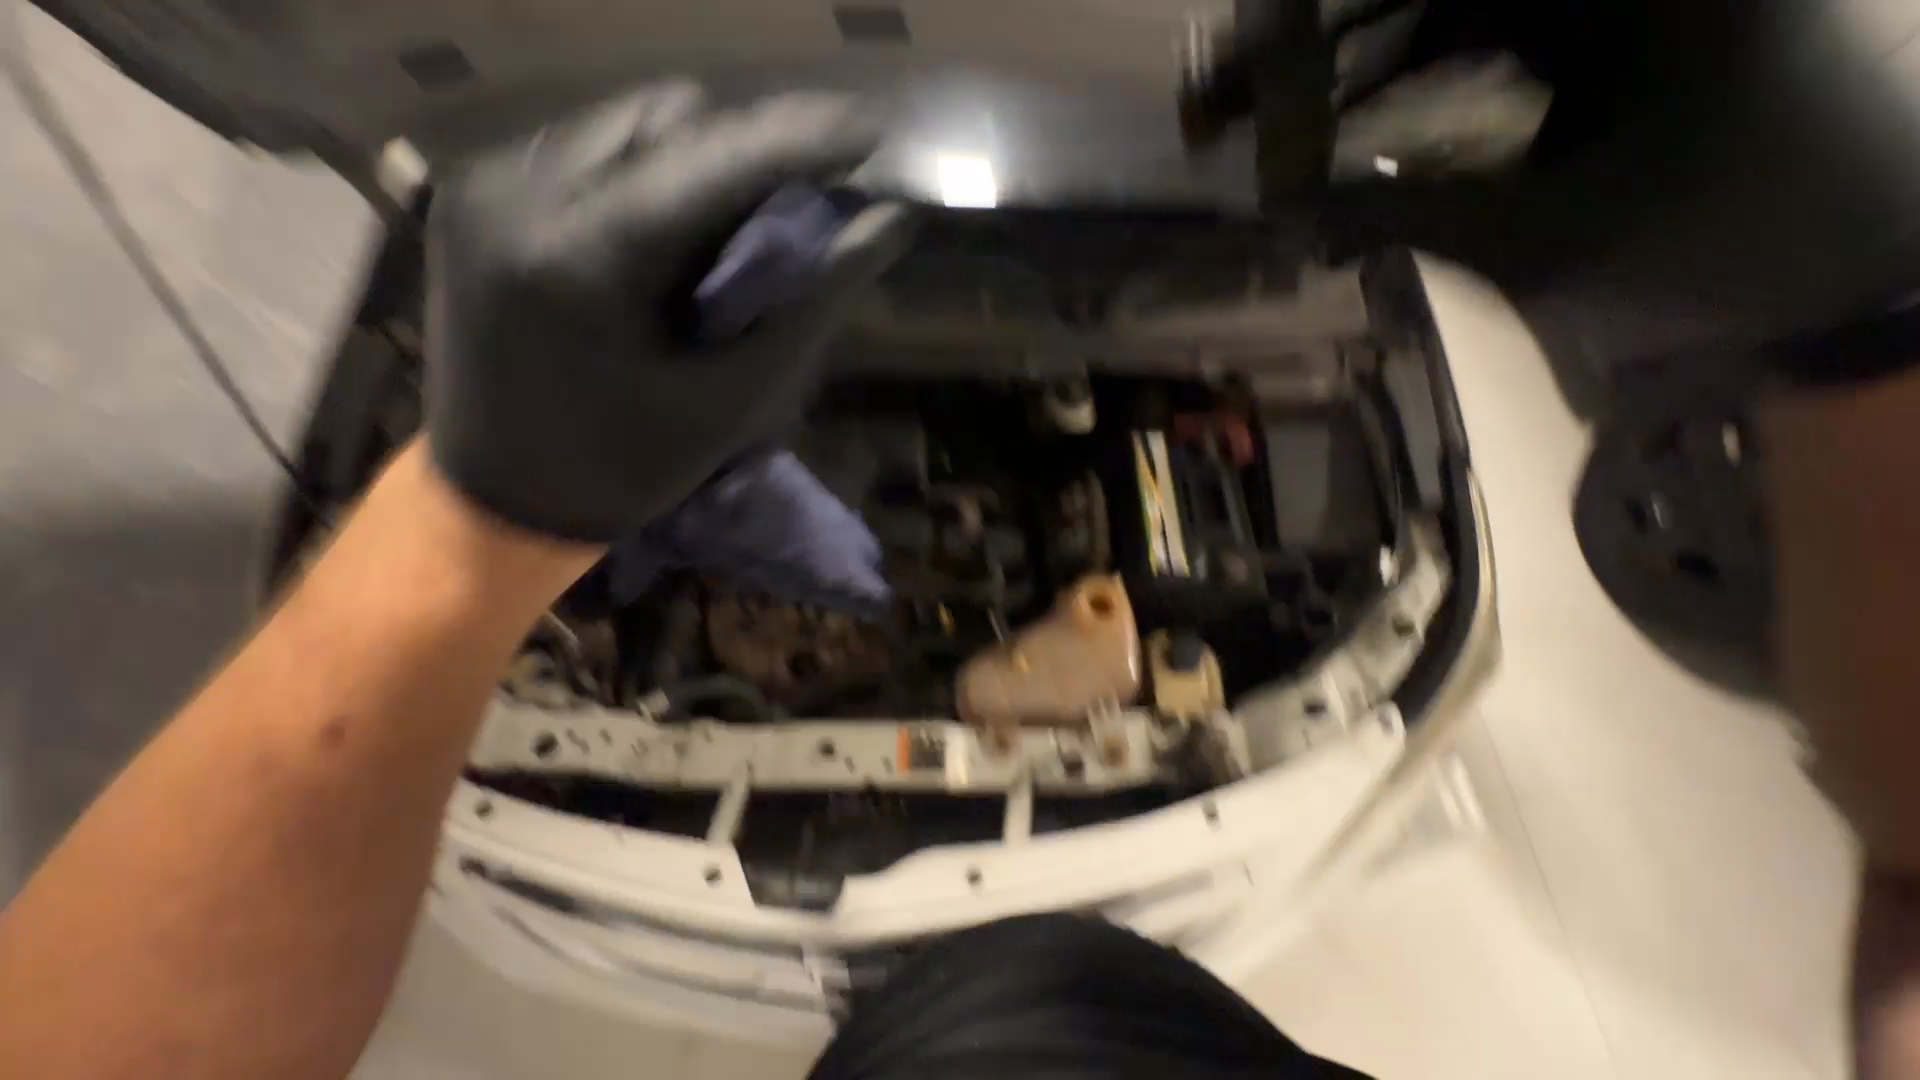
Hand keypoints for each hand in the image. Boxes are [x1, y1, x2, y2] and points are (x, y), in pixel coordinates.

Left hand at [423, 83, 910, 541]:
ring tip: (745, 210)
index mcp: (580, 259)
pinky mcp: (474, 192)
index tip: (875, 130)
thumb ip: (810, 303)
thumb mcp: (731, 400)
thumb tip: (887, 223)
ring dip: (701, 153)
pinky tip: (676, 220)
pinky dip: (651, 168)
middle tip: (808, 190)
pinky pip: (588, 146)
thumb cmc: (622, 470)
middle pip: (668, 116)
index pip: (716, 157)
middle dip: (750, 145)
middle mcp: (518, 194)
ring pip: (626, 121)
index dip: (805, 135)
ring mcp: (485, 185)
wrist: (496, 504)